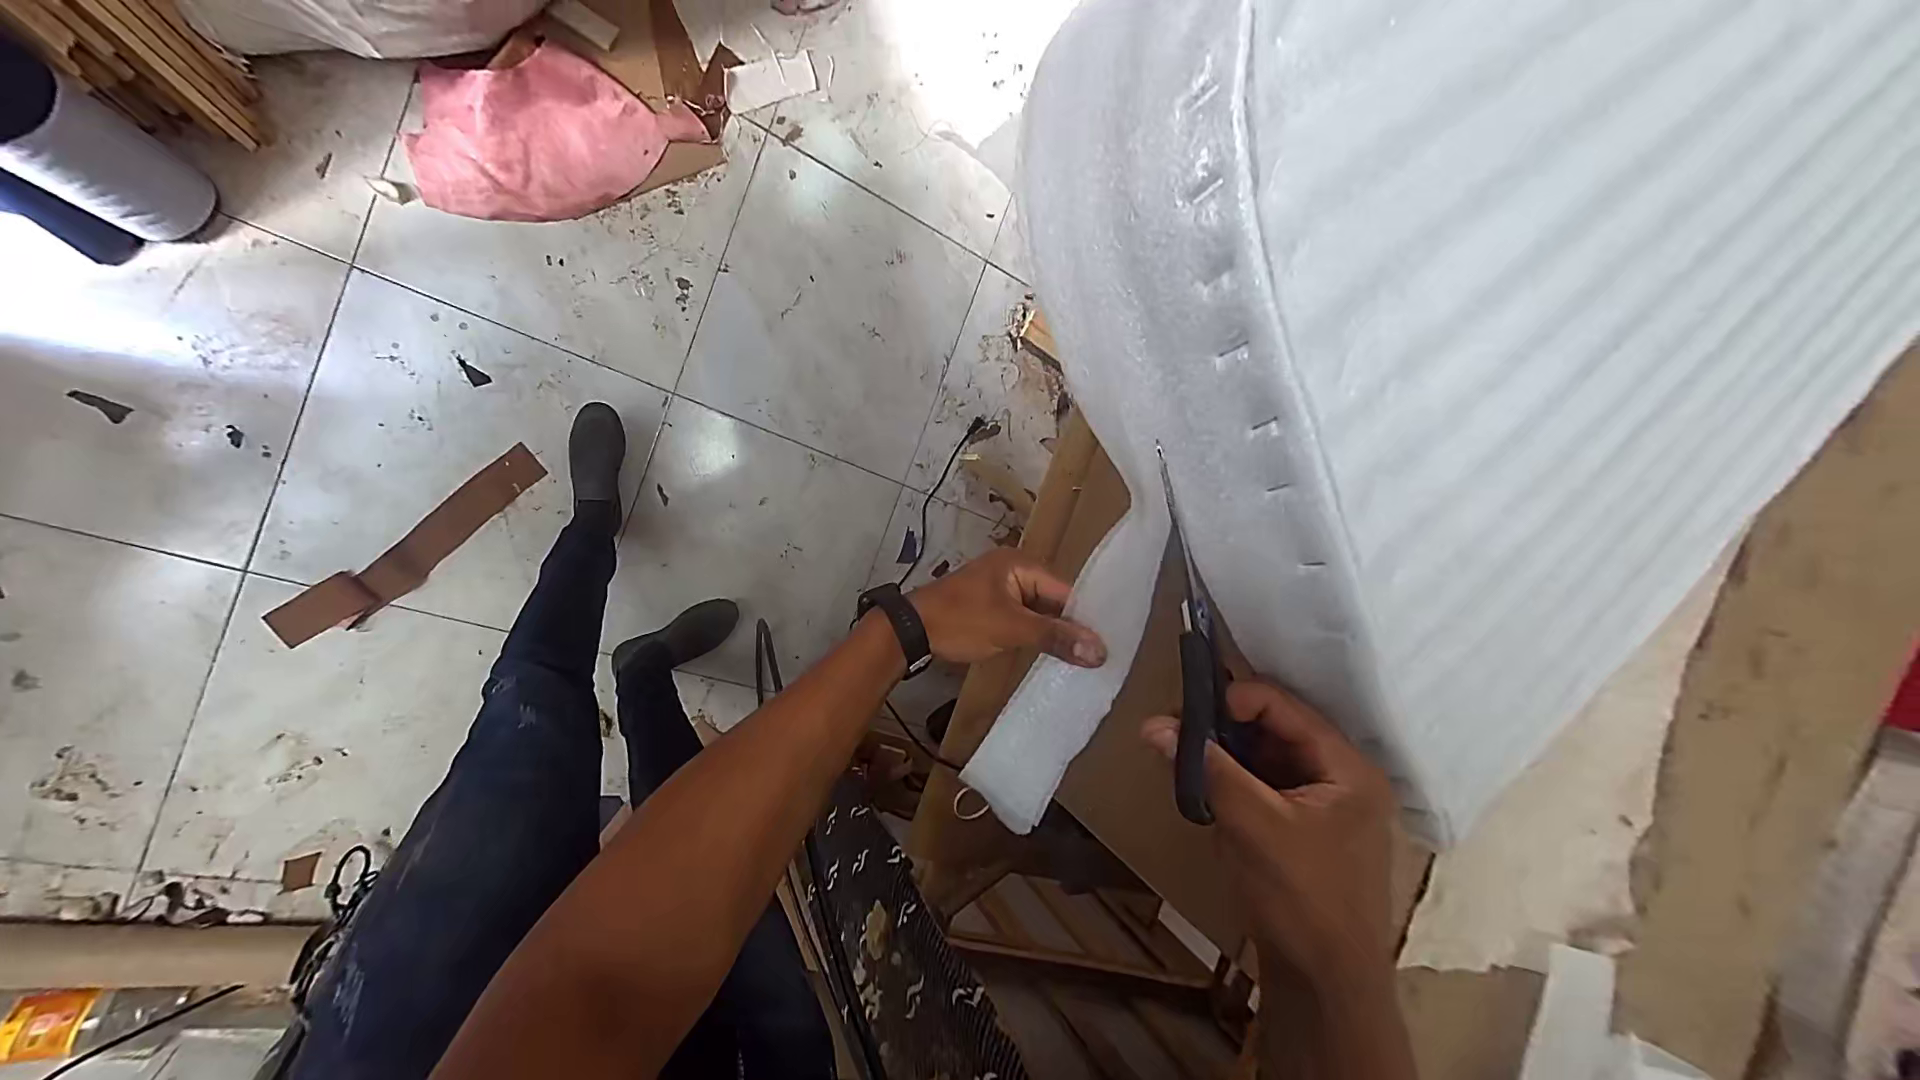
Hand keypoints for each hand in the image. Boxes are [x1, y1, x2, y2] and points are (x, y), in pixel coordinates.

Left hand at [906, 549, 1105, 667]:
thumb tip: (1100, 651)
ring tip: (1082, 657)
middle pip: (1053, 598)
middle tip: (1098, 654)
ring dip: (1051, 630)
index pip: (1066, 589)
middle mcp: (1013, 568)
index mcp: (1020, 563)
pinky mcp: (991, 605)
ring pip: (1038, 610)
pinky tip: (1050, 653)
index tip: (1108, 642)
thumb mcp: (1011, 628)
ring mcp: (1000, 587)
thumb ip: (1054, 637)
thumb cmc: (961, 621)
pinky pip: (1022, 617)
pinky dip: (1033, 633)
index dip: (1085, 616)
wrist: (911, 630)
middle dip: (1069, 624)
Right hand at [1142, 678, 1396, 977]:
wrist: (1324, 983)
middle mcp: (1342, 777)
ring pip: (1267, 756)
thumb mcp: (1250, 823)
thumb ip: (1205, 767)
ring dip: (1226, 753)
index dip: (1236, 700)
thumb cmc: (1298, 896)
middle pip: (1277, 728)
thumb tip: (1152, 724)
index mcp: (1347, 769)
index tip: (1189, 711)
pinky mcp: (1305, 826)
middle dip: (1225, 726)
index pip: (1286, 707)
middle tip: (1178, 729)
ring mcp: (1325, 804)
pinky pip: (1265, 783)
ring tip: (1185, 754)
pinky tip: (1204, 785)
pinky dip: (1234, 779)